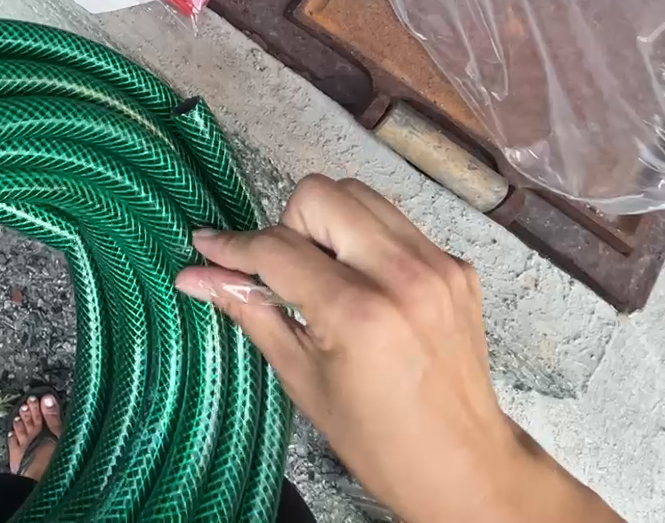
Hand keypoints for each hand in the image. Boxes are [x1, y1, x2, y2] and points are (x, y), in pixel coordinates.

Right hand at [175, 175, 621, 522]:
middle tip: (291, 273)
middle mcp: (402, 273)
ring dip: (328, 223)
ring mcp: (437, 263)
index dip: (233, 246)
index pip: (277, 248)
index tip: (205, 243)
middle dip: (290, 226)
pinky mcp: (456, 264)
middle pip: (320, 194)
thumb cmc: (377, 438)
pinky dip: (365, 239)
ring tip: (327, 274)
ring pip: (357, 194)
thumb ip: (248, 310)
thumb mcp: (301, 377)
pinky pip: (393, 220)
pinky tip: (366, 285)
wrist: (470, 471)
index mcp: (358, 311)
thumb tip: (193, 275)